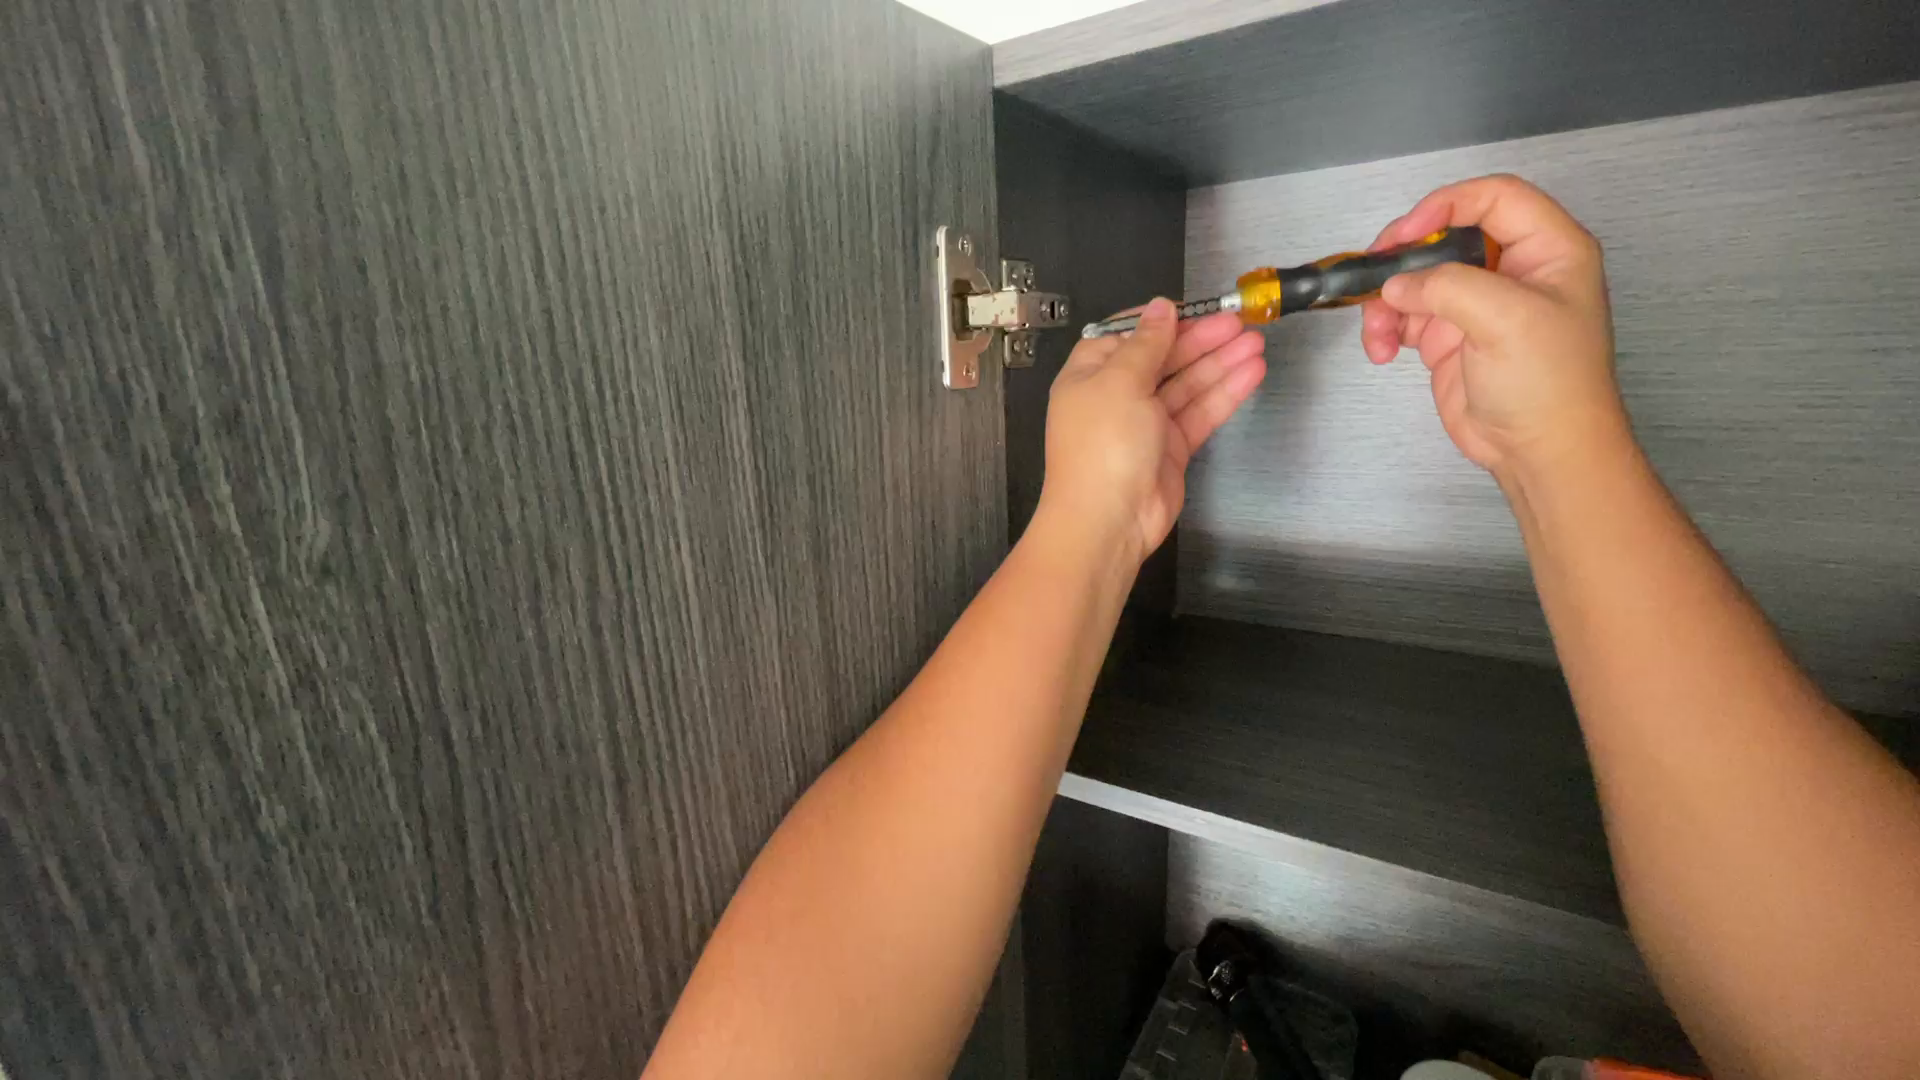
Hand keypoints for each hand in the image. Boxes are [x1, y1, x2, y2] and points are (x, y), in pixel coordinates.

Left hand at [1038, 298, 1266, 561]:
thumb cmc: (1101, 447)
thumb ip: (1145, 343)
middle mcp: (1115, 397)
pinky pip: (1199, 413)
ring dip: (1219, 363)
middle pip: (1161, 359)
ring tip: (1255, 342)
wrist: (1108, 520)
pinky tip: (1251, 373)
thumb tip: (1159, 307)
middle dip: (1199, 340)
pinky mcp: (1170, 448)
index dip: (1157, 322)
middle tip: (1239, 322)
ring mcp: (1144, 424)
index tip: (1192, 308)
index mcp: (1089, 375)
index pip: (1123, 337)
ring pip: (1186, 385)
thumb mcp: (1119, 382)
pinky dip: (1224, 393)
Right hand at [1360, 174, 1628, 478]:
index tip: (1404, 235)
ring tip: (1377, 336)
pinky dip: (1384, 331)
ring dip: (1385, 304)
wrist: (1537, 447)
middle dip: (1402, 260)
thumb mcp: (1506, 319)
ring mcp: (1475, 305)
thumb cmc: (1545, 380)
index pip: (1494, 199)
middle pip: (1443, 239)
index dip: (1446, 205)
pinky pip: (1403, 318)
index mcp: (1546, 249)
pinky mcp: (1447, 338)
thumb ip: (1448, 288)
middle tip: (1371, 280)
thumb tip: (1394, 285)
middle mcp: (1509, 270)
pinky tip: (1381, 352)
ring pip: (1415, 281)